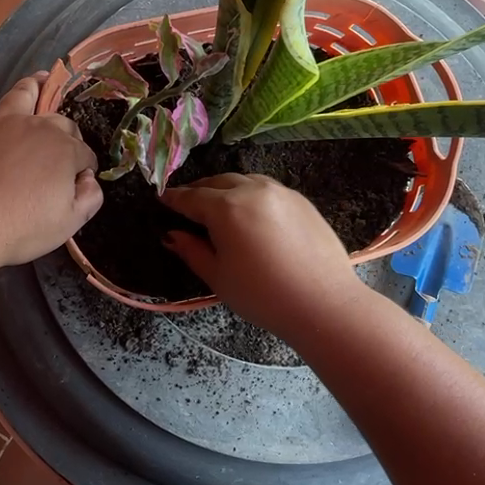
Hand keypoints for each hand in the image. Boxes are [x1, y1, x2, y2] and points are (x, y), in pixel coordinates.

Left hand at [0, 60, 101, 269]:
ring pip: (22, 95)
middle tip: (65, 146)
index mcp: (64, 151)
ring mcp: (1, 122)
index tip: (80, 181)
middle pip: (59, 122)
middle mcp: (36, 127)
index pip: (84, 154)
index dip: (85, 168)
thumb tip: (90, 179)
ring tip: (42, 76)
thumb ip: (89, 198)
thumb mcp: (68, 223)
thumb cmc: (20, 227)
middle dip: (67, 132)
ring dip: (34, 85)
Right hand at [159, 174, 370, 338]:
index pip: (191, 198)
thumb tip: (172, 235)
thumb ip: (191, 251)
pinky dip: (250, 192)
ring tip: (217, 203)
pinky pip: (267, 188)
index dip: (173, 199)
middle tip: (186, 202)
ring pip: (244, 180)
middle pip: (218, 182)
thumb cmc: (262, 296)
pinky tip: (250, 211)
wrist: (324, 304)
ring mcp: (281, 193)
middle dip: (199, 190)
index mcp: (226, 208)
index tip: (161, 199)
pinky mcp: (302, 201)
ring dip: (225, 187)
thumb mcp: (217, 277)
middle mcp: (253, 190)